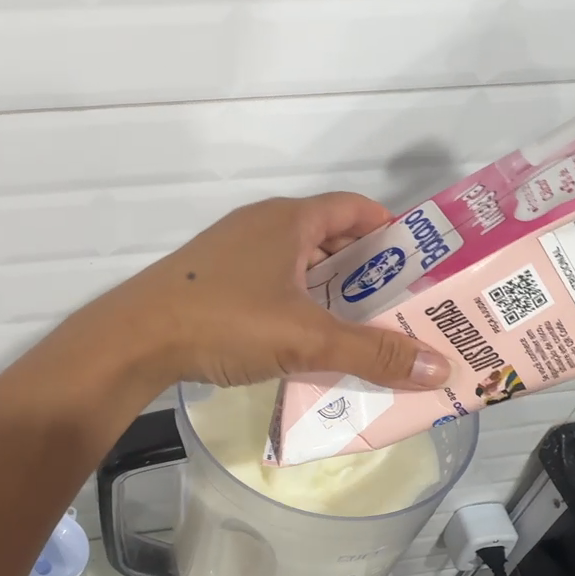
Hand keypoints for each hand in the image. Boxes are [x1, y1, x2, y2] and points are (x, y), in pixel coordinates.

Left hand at [89, 192, 450, 389]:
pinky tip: (303, 343)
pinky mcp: (209, 282)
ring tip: (360, 331)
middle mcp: (260, 226)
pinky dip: (294, 306)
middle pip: (329, 239)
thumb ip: (373, 352)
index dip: (392, 232)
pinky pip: (268, 286)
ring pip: (296, 266)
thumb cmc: (225, 321)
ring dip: (328, 294)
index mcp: (288, 219)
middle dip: (366, 272)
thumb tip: (440, 367)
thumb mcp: (306, 338)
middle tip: (399, 308)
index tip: (420, 266)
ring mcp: (230, 253)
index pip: (355, 209)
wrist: (134, 339)